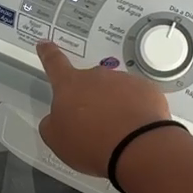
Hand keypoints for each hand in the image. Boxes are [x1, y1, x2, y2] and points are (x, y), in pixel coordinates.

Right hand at [35, 41, 172, 176]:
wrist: (137, 148)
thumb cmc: (89, 144)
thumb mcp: (56, 139)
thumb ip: (52, 123)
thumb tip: (57, 117)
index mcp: (70, 85)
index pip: (54, 63)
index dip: (48, 53)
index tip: (45, 44)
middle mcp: (96, 76)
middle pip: (89, 83)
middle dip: (89, 99)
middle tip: (93, 125)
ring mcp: (124, 80)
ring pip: (114, 91)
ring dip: (113, 105)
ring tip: (117, 133)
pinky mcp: (147, 89)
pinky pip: (137, 98)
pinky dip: (135, 110)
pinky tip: (135, 129)